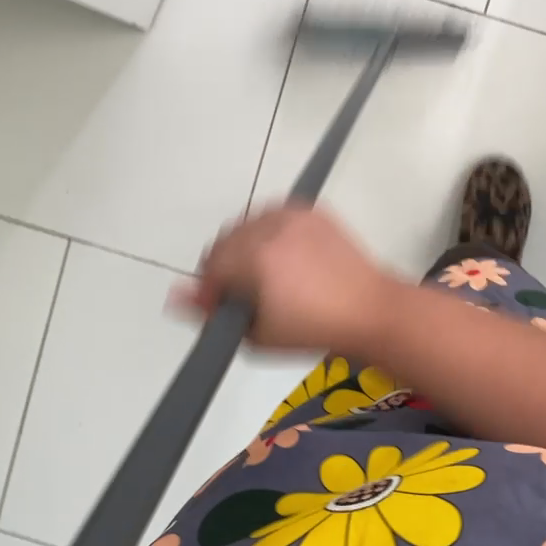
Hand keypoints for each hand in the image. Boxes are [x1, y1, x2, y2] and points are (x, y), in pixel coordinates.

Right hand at [173, 204, 404, 353]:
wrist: (369, 310)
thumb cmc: (313, 329)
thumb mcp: (257, 334)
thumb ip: (211, 313)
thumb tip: (177, 296)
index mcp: (256, 257)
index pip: (211, 264)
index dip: (211, 289)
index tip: (222, 306)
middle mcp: (272, 227)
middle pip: (226, 240)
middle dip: (227, 265)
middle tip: (244, 292)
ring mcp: (294, 215)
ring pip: (248, 224)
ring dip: (246, 246)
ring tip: (264, 274)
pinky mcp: (312, 211)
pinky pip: (274, 214)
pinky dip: (270, 231)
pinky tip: (282, 255)